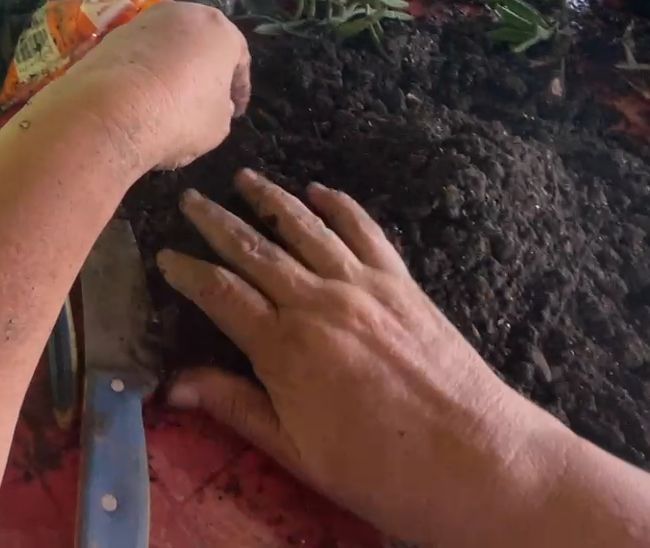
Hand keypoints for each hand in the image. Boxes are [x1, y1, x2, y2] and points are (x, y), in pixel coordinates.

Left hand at [43, 1, 249, 169]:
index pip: (238, 57)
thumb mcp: (218, 124)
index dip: (239, 88)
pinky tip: (139, 96)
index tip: (234, 111)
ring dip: (171, 66)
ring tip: (168, 98)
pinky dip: (143, 70)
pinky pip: (138, 53)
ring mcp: (142, 20)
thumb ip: (222, 107)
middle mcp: (181, 13)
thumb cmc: (180, 115)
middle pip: (199, 42)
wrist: (110, 111)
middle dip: (203, 68)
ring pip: (166, 44)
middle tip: (203, 98)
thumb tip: (214, 100)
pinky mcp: (111, 34)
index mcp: (218, 28)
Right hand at [157, 170, 572, 546]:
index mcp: (285, 347)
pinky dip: (339, 205)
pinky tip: (319, 191)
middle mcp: (317, 302)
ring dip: (269, 198)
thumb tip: (171, 385)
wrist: (486, 467)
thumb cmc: (384, 471)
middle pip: (253, 248)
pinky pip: (363, 230)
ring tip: (242, 177)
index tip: (164, 256)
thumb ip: (234, 407)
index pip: (220, 293)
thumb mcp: (298, 452)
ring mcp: (361, 285)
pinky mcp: (399, 281)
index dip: (187, 271)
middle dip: (214, 220)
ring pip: (303, 227)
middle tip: (188, 198)